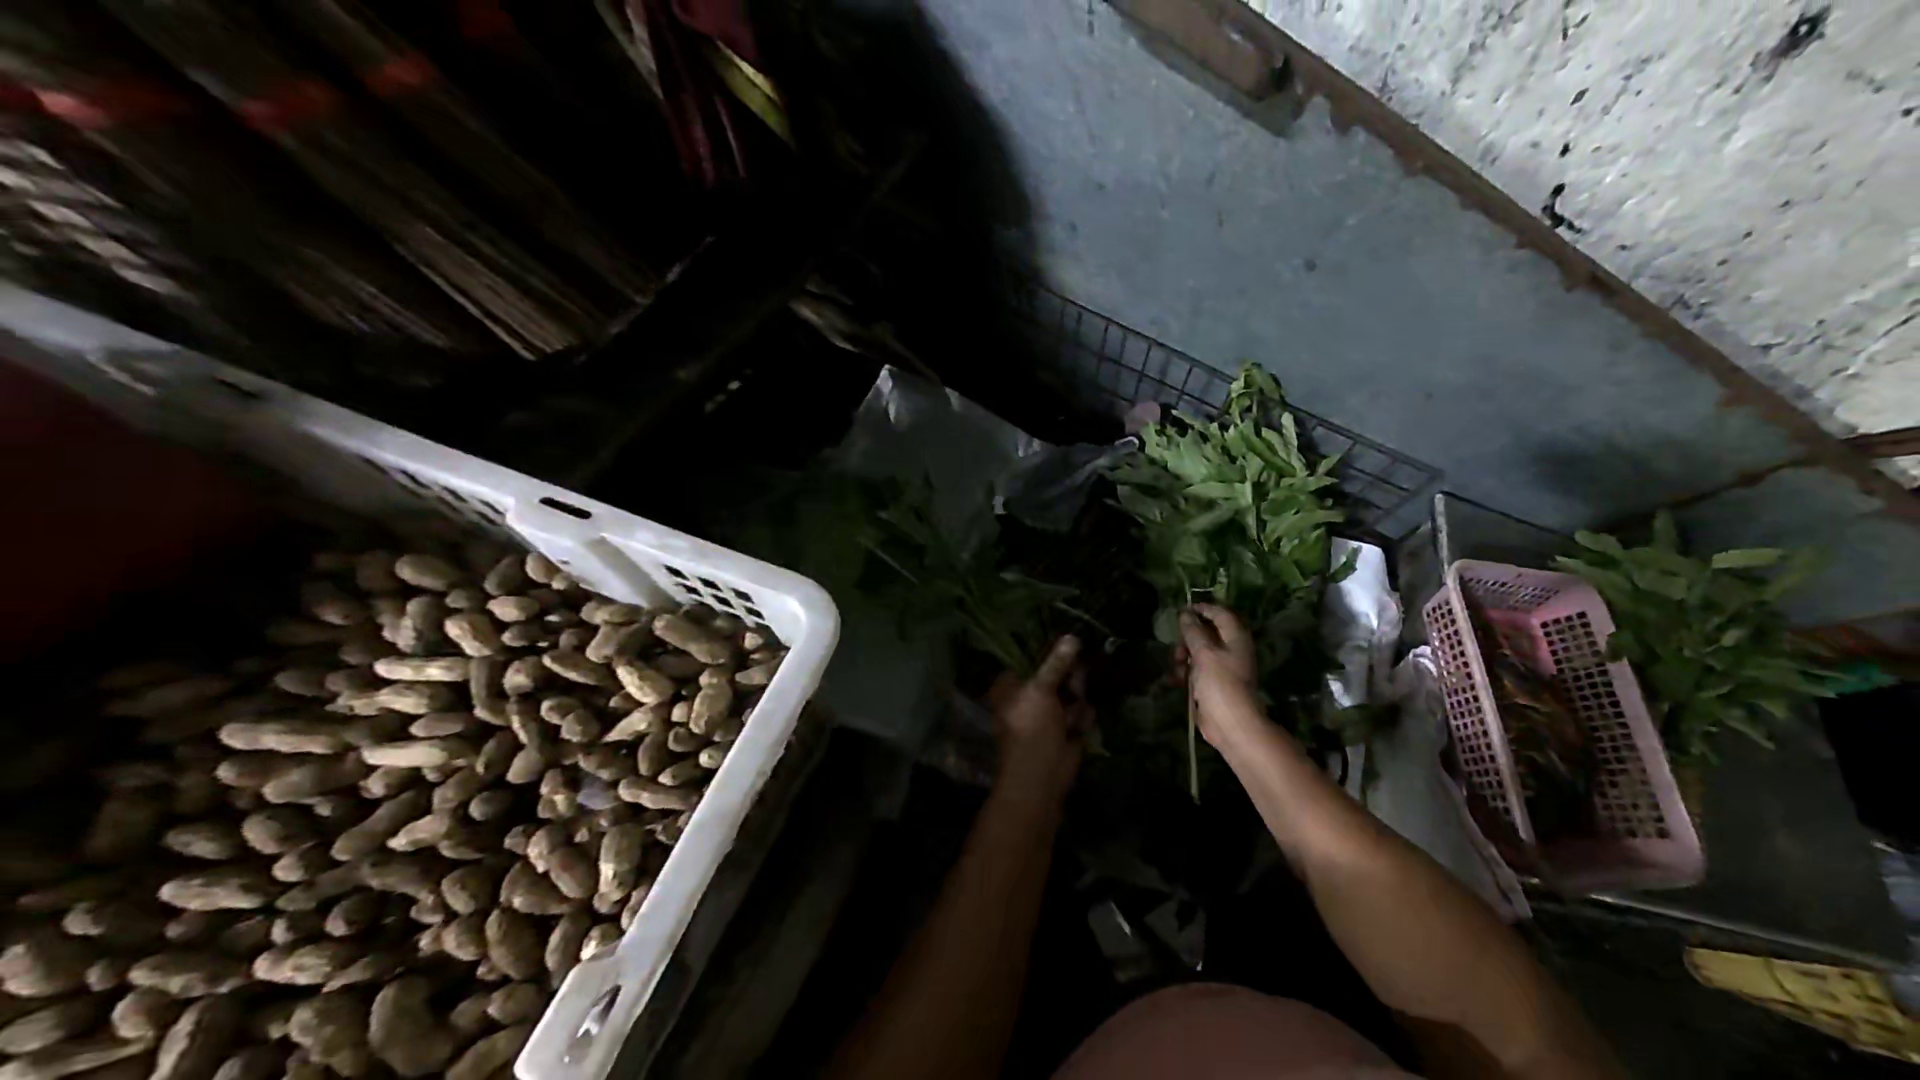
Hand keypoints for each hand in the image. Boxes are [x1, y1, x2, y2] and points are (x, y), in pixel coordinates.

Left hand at [987, 635, 1092, 793]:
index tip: (1071, 641)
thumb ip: (1056, 664)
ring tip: (1069, 717)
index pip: (1032, 654)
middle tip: (1071, 688)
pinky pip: (1081, 708)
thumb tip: (1072, 637)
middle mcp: (1029, 692)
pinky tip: (1075, 728)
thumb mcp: (1040, 691)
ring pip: (1073, 689)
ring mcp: (1049, 709)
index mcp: (1011, 682)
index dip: (1051, 649)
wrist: (1042, 780)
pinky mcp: (1066, 725)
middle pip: (1057, 670)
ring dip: (1077, 700)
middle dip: (1070, 678)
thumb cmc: (1031, 731)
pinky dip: (1081, 716)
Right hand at [1173, 604, 1263, 746]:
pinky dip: (1184, 673)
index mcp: (1236, 638)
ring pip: (1196, 652)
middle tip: (1178, 644)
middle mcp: (1230, 650)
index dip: (1203, 608)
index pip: (1221, 614)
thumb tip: (1185, 613)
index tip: (1183, 609)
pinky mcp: (1211, 684)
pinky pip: (1194, 671)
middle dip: (1188, 637)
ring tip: (1177, 666)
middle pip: (1206, 633)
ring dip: (1183, 657)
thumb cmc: (1221, 683)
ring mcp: (1221, 668)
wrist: (1230, 723)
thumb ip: (1193, 631)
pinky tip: (1175, 680)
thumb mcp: (1204, 652)